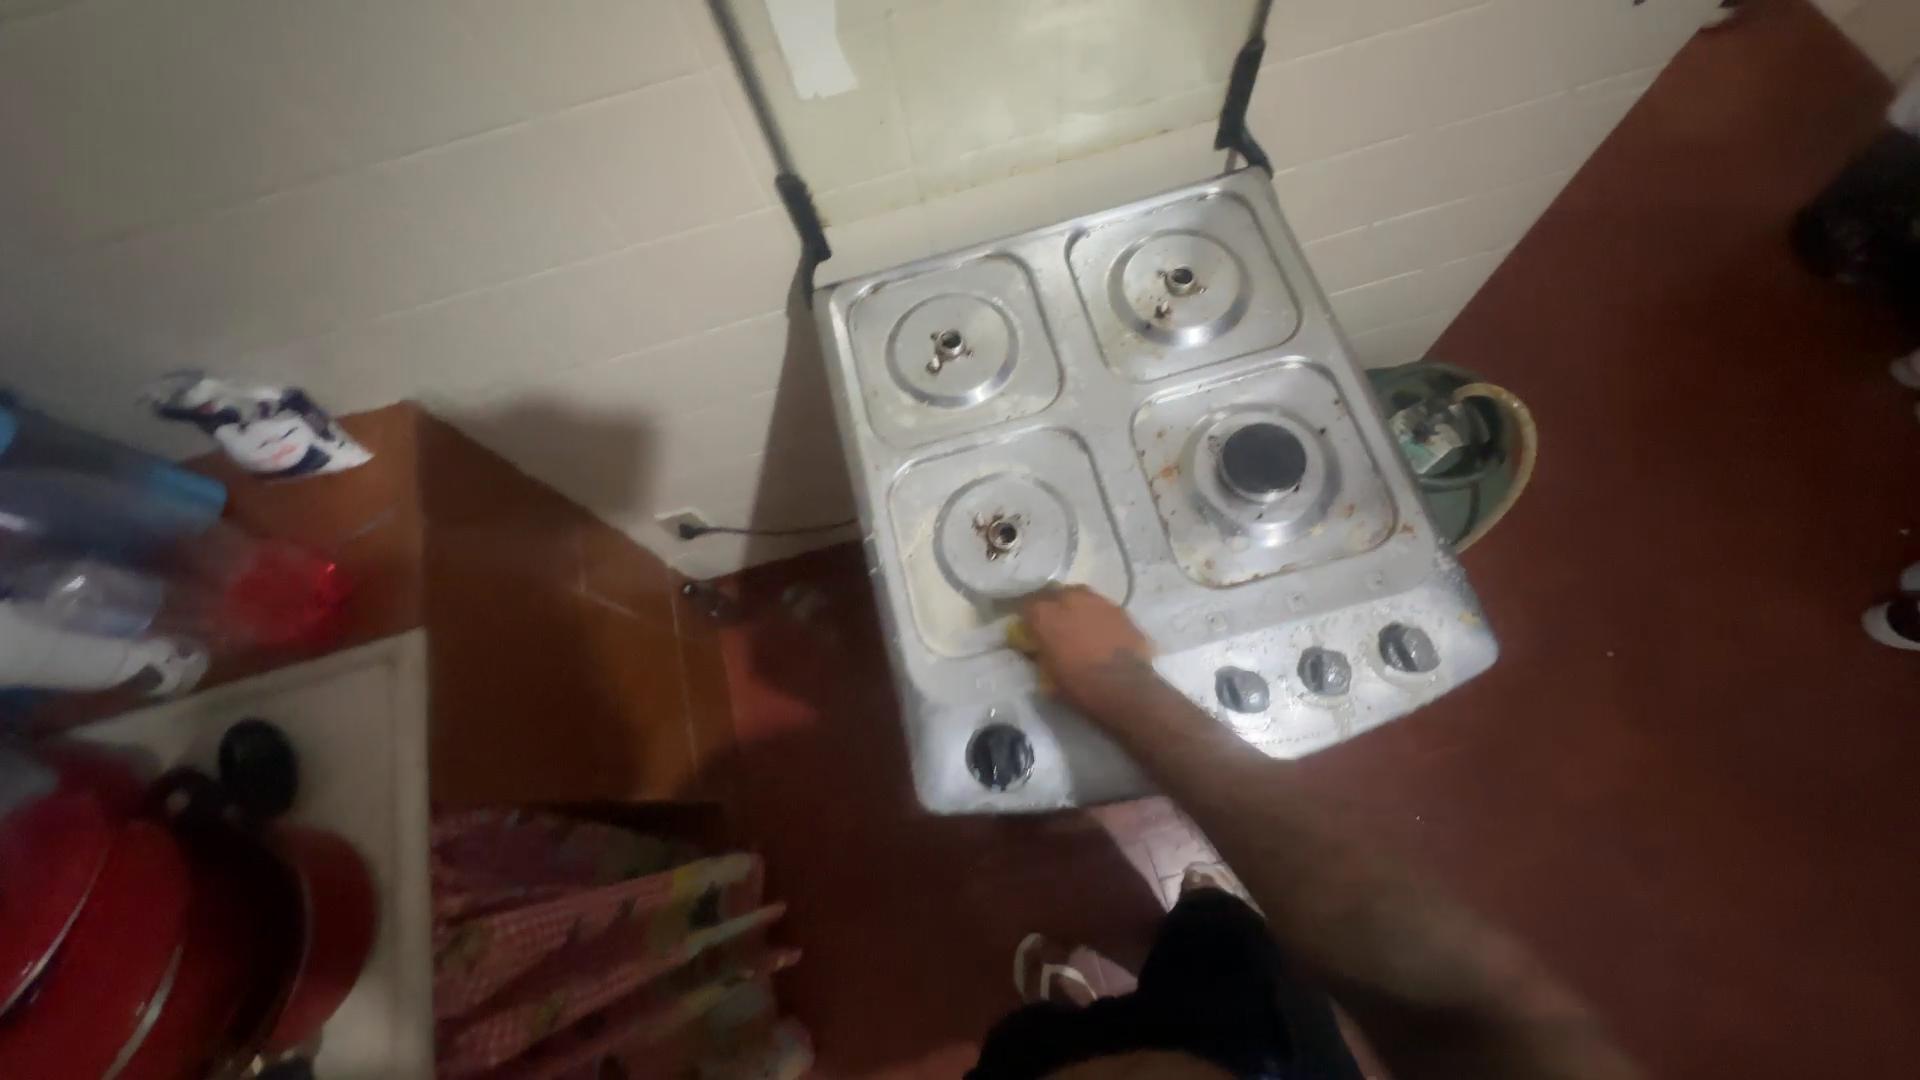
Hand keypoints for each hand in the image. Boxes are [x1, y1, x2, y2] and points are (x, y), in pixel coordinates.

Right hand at [1014, 586, 1159, 721]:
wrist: (1126, 689)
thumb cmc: (1080, 685)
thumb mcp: (1047, 674)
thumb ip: (1039, 653)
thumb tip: (1036, 647)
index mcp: (1045, 614)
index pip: (1026, 604)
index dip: (1026, 615)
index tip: (1027, 625)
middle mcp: (1070, 599)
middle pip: (1054, 593)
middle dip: (1051, 605)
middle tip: (1052, 621)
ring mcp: (1098, 601)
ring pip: (1081, 595)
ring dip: (1075, 606)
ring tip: (1078, 622)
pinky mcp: (1121, 610)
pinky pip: (1102, 608)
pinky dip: (1097, 616)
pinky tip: (1101, 632)